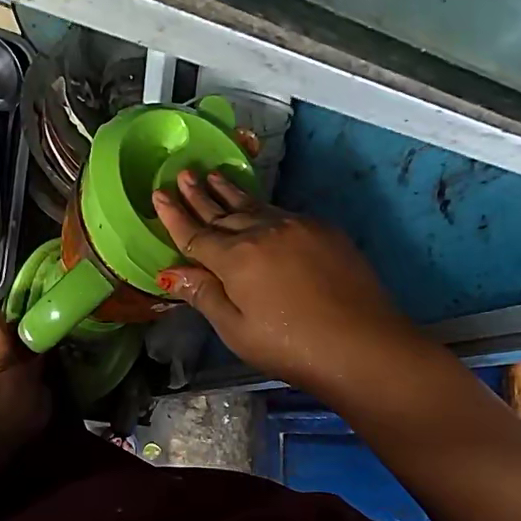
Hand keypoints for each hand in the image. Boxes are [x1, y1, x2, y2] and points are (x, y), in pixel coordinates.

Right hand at [152, 170, 420, 392]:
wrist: (362, 344)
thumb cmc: (290, 347)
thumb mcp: (236, 330)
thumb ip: (204, 295)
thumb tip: (170, 273)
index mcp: (236, 259)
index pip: (196, 234)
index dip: (174, 215)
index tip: (159, 193)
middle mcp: (263, 233)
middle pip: (223, 211)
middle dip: (200, 194)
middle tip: (185, 173)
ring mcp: (297, 228)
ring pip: (254, 205)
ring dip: (230, 192)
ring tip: (214, 176)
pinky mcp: (323, 231)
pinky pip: (282, 213)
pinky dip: (262, 207)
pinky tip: (258, 207)